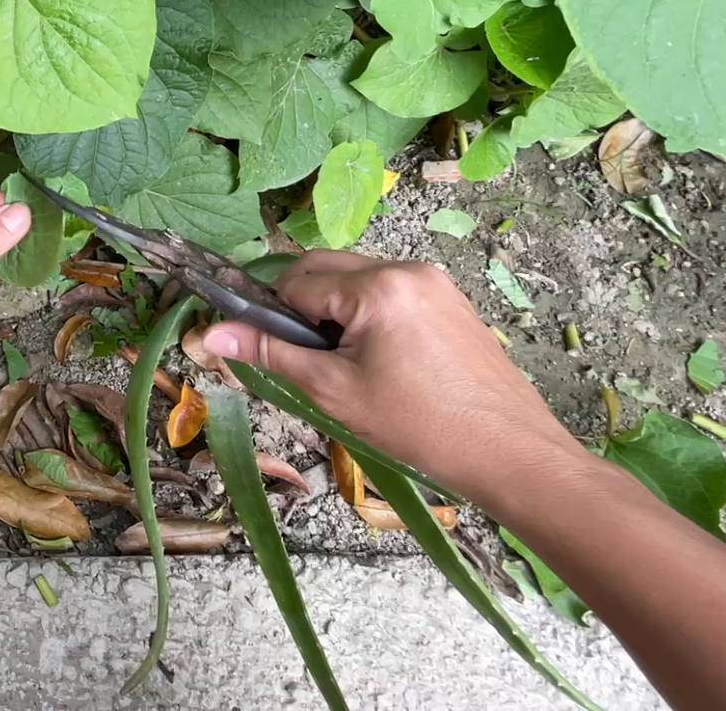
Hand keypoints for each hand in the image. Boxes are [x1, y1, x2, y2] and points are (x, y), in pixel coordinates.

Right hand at [196, 250, 583, 502]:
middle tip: (310, 354)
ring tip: (345, 359)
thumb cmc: (418, 425)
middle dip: (302, 303)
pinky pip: (385, 288)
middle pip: (323, 267)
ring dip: (332, 306)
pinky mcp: (450, 299)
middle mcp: (406, 269)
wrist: (517, 459)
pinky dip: (364, 310)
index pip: (295, 282)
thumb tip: (209, 333)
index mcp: (377, 286)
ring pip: (353, 277)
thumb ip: (269, 352)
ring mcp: (434, 281)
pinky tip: (378, 356)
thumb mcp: (331, 389)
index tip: (285, 353)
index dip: (277, 317)